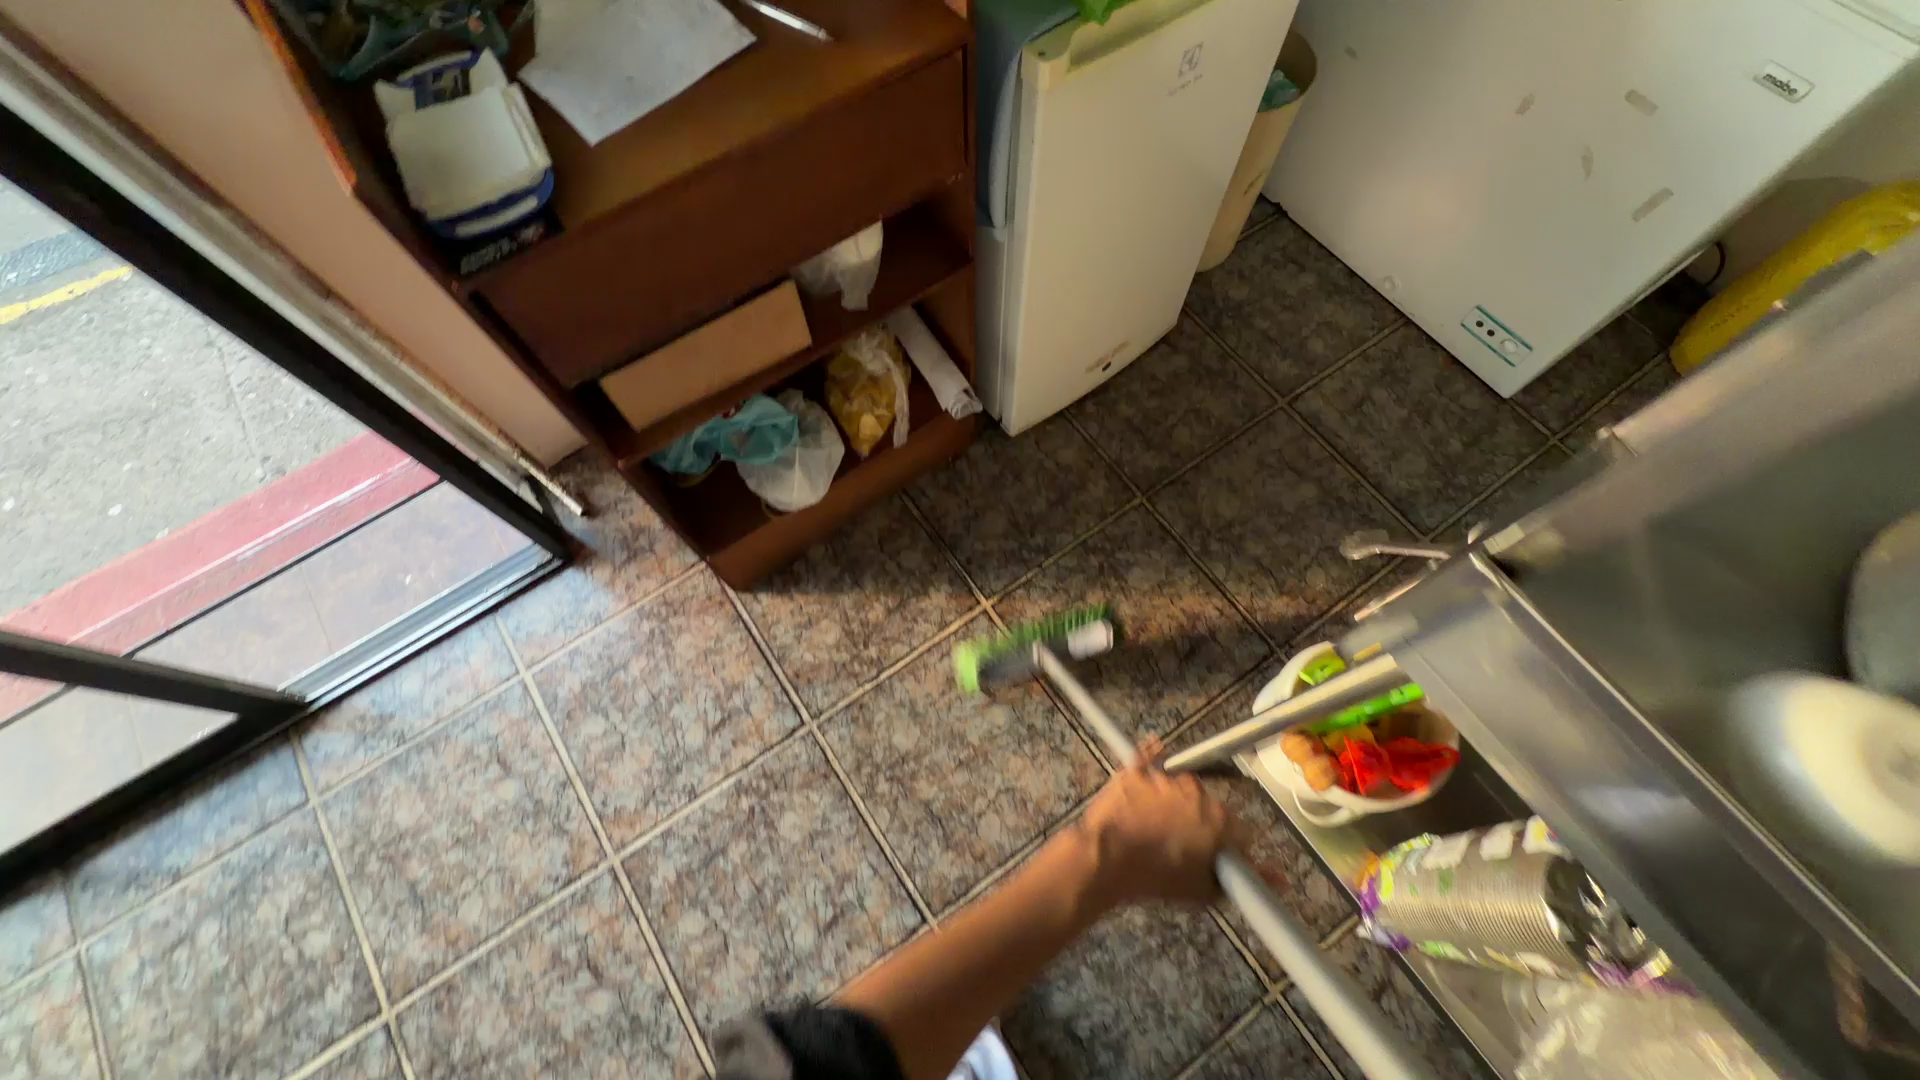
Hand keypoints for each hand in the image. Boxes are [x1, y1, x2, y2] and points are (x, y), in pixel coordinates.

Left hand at [1076, 739, 1233, 907]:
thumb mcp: (1205, 890)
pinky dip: (1151, 754)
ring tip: (1152, 823)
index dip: (1226, 846)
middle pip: (1207, 805)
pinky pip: (1148, 757)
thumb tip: (1281, 878)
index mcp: (1220, 819)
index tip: (1211, 857)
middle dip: (1198, 822)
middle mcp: (1198, 791)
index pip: (1237, 830)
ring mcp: (1165, 778)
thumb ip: (1248, 879)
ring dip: (1171, 801)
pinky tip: (1154, 746)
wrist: (1106, 858)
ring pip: (1178, 787)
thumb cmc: (1157, 878)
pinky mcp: (1136, 771)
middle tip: (1178, 843)